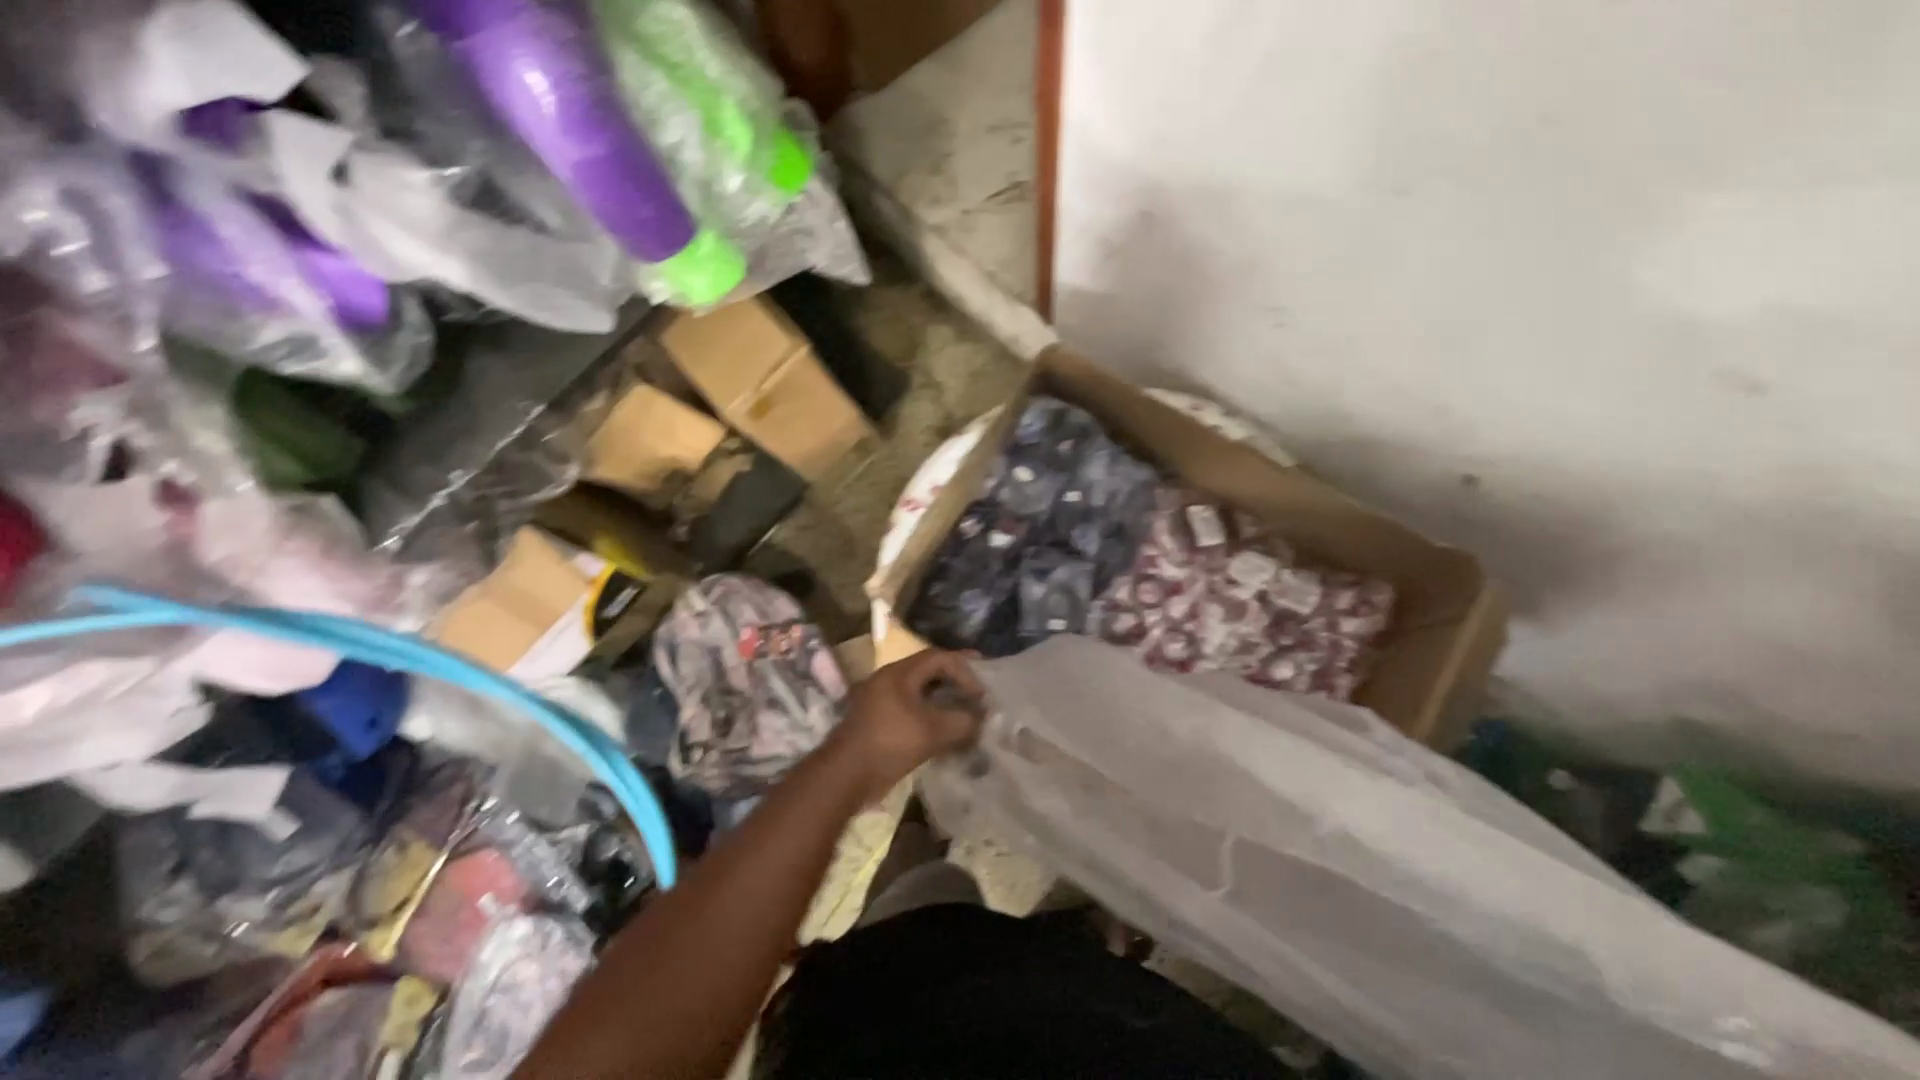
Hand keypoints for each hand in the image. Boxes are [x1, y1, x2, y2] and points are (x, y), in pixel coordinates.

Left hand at [828, 648, 987, 803]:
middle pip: (927, 671)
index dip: (965, 671)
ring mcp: (878, 700)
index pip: (939, 657)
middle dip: (954, 679)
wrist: (846, 775)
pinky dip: (928, 714)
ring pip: (917, 691)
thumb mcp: (934, 732)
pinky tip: (942, 730)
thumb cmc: (890, 743)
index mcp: (899, 673)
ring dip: (941, 699)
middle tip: (978, 690)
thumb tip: (980, 719)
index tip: (981, 694)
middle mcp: (887, 680)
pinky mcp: (876, 721)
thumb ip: (963, 721)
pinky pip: (908, 709)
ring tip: (963, 710)